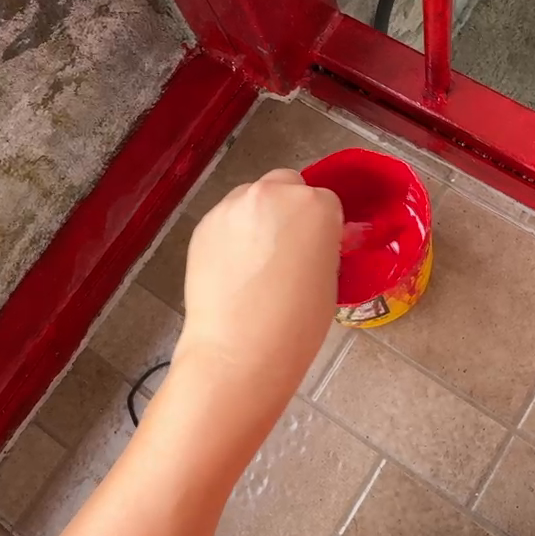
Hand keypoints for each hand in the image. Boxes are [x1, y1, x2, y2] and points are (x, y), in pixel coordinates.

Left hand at [172, 170, 341, 426]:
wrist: (239, 350)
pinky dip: (232, 234)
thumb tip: (315, 240)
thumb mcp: (329, 279)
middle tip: (288, 248)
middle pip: (287, 185)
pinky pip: (227, 218)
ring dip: (259, 217)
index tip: (318, 250)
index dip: (322, 227)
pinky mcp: (204, 224)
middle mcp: (273, 194)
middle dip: (289, 208)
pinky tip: (234, 268)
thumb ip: (322, 245)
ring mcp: (233, 206)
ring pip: (252, 197)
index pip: (326, 201)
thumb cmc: (297, 324)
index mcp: (316, 205)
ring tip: (257, 261)